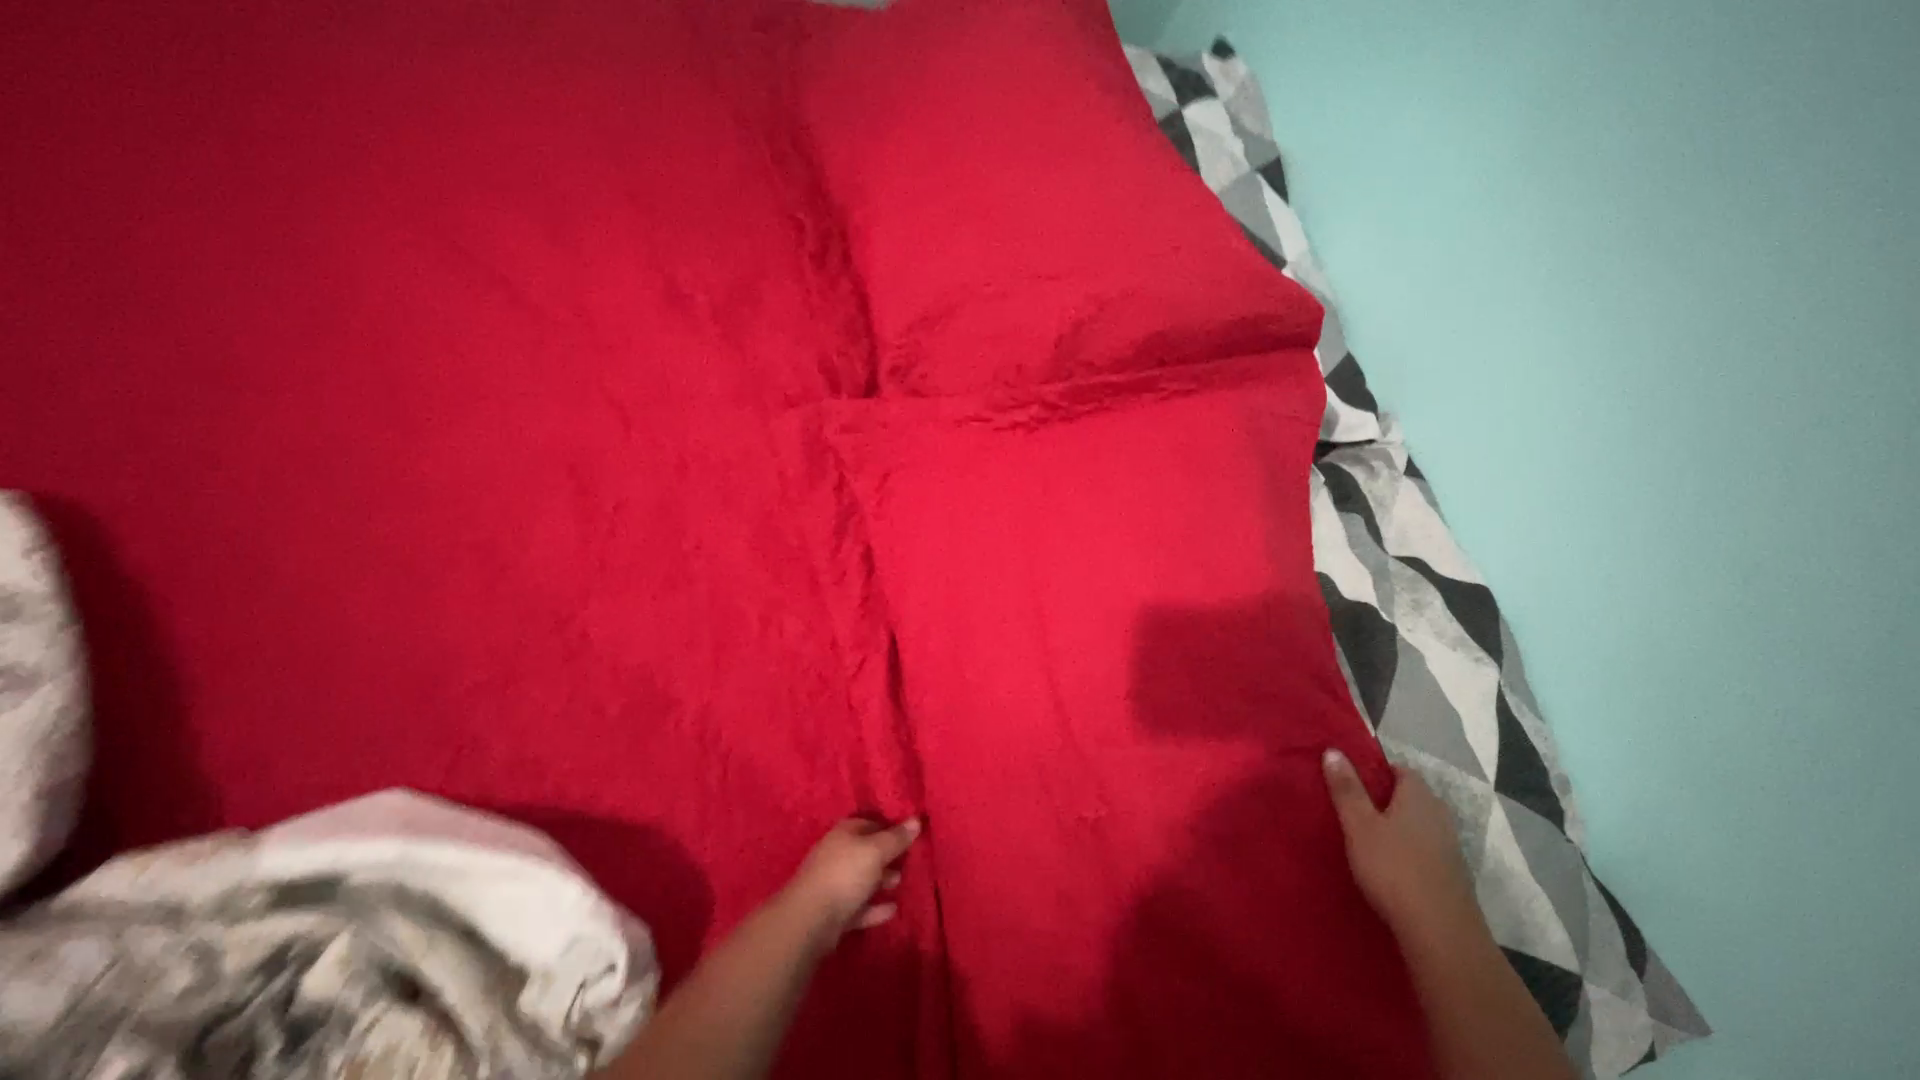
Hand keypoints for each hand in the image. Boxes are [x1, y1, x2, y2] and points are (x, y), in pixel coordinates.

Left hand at [782, 817, 920, 940]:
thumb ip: (896, 838)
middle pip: (866, 852)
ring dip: (881, 881)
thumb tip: (916, 819)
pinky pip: (860, 907)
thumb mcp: (876, 851)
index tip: (910, 835)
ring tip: (900, 883)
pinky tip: (892, 910)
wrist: (810, 919)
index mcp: (844, 834)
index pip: (868, 823)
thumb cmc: (845, 874)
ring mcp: (833, 885)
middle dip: (887, 856)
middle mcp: (837, 856)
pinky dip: (875, 908)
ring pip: (862, 880)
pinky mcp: (834, 912)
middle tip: (908, 861)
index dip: (889, 827)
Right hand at [1323, 750, 1480, 938]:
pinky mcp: (1452, 873)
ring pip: (1419, 824)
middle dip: (1386, 800)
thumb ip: (1347, 789)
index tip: (1351, 783)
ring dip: (1398, 828)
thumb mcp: (1359, 825)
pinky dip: (1409, 851)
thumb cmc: (1393, 868)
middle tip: (1354, 811)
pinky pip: (1426, 849)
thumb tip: (1333, 749)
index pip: (1400, 770)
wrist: (1439, 929)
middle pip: (1411, 797)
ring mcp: (1450, 845)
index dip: (1376, 772)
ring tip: (1368, 840)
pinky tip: (1391, 867)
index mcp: (1419, 796)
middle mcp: (1440, 814)